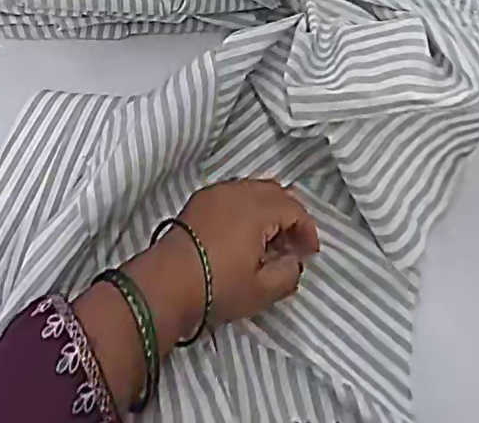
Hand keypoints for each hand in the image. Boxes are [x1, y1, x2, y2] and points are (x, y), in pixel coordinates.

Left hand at [124, 179, 320, 343]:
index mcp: (257, 207)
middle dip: (289, 215)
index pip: (294, 207)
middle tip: (292, 245)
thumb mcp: (263, 290)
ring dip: (267, 209)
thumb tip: (293, 258)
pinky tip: (243, 233)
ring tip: (268, 241)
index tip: (309, 254)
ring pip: (253, 188)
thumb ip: (289, 272)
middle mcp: (238, 190)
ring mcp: (216, 191)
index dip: (307, 229)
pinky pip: (234, 193)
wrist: (169, 281)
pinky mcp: (201, 198)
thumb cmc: (219, 285)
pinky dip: (246, 207)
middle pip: (274, 191)